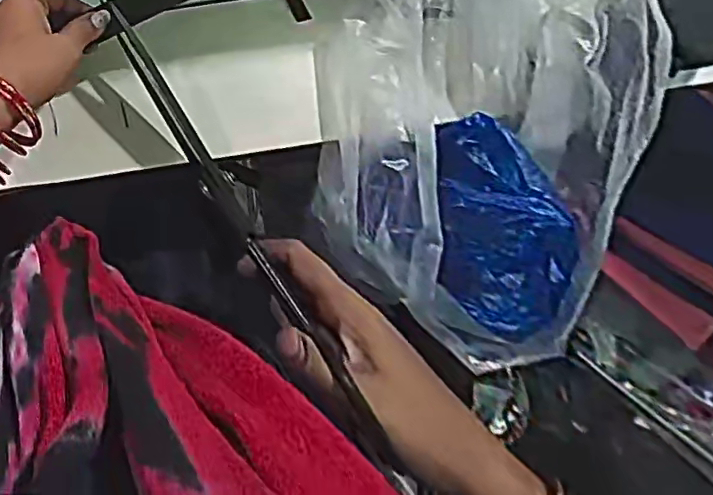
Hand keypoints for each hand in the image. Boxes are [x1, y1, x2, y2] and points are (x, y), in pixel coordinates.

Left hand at [0, 0, 110, 108]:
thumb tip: (97, 19)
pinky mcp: (0, 53)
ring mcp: (1, 32)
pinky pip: (28, 47)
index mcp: (22, 0)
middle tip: (85, 42)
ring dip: (57, 44)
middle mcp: (7, 12)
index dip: (83, 11)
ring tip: (69, 61)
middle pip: (48, 13)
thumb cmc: (23, 70)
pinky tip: (53, 71)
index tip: (97, 23)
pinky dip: (43, 55)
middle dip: (69, 29)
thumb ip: (86, 29)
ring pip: (39, 32)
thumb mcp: (68, 47)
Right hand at [256, 241, 546, 494]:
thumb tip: (277, 330)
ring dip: (288, 307)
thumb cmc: (418, 424)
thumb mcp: (358, 394)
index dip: (269, 250)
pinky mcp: (368, 351)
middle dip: (273, 280)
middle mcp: (358, 312)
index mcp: (354, 310)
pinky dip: (304, 328)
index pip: (304, 258)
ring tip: (269, 327)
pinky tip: (299, 351)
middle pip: (306, 277)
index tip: (240, 262)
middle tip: (248, 300)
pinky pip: (325, 325)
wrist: (471, 462)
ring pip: (314, 303)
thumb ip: (313, 362)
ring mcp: (364, 331)